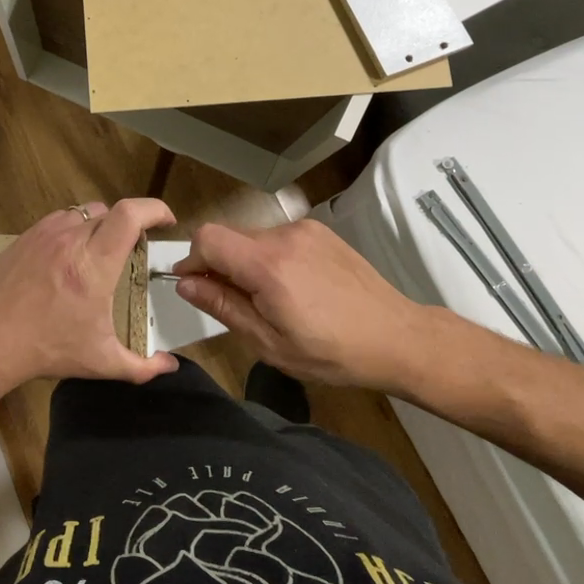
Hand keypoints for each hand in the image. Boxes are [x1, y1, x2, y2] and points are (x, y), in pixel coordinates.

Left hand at [0, 199, 181, 402]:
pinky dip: (71, 230)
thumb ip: (142, 366)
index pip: (131, 214)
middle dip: (129, 224)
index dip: (155, 209)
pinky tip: (68, 258)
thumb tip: (169, 366)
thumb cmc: (46, 349)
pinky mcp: (21, 239)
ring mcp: (42, 235)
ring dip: (98, 225)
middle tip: (134, 248)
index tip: (167, 221)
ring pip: (81, 213)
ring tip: (101, 252)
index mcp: (94, 261)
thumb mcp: (100, 362)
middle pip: (109, 211)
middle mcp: (69, 238)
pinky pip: (56, 222)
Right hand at [173, 220, 443, 391]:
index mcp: (268, 265)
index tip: (194, 287)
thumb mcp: (269, 343)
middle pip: (227, 236)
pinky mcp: (320, 232)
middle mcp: (284, 236)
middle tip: (233, 302)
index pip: (206, 239)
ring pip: (251, 237)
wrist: (398, 338)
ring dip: (245, 262)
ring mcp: (305, 230)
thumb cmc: (332, 353)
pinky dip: (269, 258)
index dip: (191, 261)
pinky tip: (292, 288)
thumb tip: (185, 284)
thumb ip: (223, 306)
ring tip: (269, 299)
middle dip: (218, 265)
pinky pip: (276, 238)